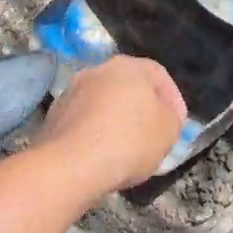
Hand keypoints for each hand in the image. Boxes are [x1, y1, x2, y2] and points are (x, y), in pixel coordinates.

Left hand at [32, 56, 186, 197]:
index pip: (158, 74)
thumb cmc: (129, 140)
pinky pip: (84, 123)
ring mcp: (71, 93)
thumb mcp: (168, 130)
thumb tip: (163, 115)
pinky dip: (95, 135)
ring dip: (116, 121)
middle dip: (142, 109)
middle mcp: (97, 71)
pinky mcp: (53, 117)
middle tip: (153, 134)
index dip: (173, 98)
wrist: (71, 165)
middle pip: (127, 87)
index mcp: (128, 66)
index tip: (179, 122)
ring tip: (126, 149)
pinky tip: (102, 156)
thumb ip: (171, 117)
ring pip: (103, 104)